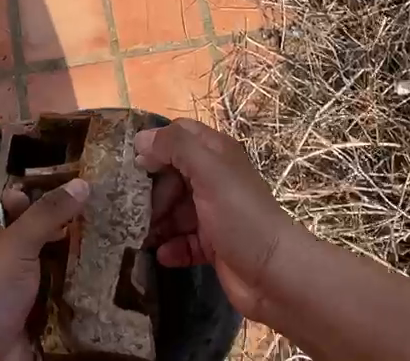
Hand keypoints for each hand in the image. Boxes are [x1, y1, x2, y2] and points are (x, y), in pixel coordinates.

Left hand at [0, 178, 90, 360]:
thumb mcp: (17, 242)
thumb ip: (48, 213)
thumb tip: (82, 183)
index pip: (6, 203)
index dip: (31, 195)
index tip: (65, 192)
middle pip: (31, 232)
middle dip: (59, 226)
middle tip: (94, 214)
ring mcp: (12, 287)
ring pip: (45, 262)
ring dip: (68, 256)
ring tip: (103, 239)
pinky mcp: (29, 312)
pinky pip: (53, 290)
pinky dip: (70, 284)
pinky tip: (95, 272)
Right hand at [134, 119, 302, 324]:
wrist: (276, 275)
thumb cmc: (240, 215)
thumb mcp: (208, 171)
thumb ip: (175, 146)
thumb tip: (141, 140)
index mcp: (215, 154)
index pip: (180, 134)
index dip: (156, 143)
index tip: (134, 163)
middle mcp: (213, 179)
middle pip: (172, 173)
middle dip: (152, 188)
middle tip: (133, 206)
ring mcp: (213, 213)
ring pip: (175, 209)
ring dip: (157, 220)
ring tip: (140, 234)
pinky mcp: (212, 245)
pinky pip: (183, 240)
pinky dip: (171, 246)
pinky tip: (161, 254)